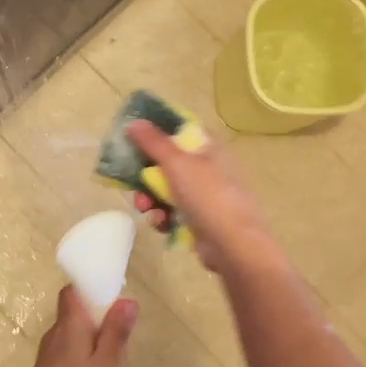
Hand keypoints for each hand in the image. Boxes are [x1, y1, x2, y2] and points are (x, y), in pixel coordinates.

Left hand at [13, 287, 136, 366]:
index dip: (95, 293)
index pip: (75, 291)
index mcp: (70, 325)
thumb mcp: (107, 365)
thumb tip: (127, 299)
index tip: (117, 312)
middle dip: (112, 345)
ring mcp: (52, 357)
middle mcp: (57, 335)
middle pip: (89, 324)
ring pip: (88, 349)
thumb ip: (117, 331)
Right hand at [126, 120, 280, 274]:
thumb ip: (154, 142)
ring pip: (165, 190)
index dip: (157, 133)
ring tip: (146, 209)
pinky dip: (163, 217)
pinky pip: (171, 213)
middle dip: (145, 176)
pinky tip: (162, 224)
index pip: (180, 132)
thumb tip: (134, 122)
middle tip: (133, 183)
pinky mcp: (198, 219)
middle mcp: (206, 169)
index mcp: (208, 148)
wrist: (232, 244)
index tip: (134, 139)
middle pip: (166, 164)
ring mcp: (203, 196)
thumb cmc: (208, 196)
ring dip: (150, 199)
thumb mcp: (178, 163)